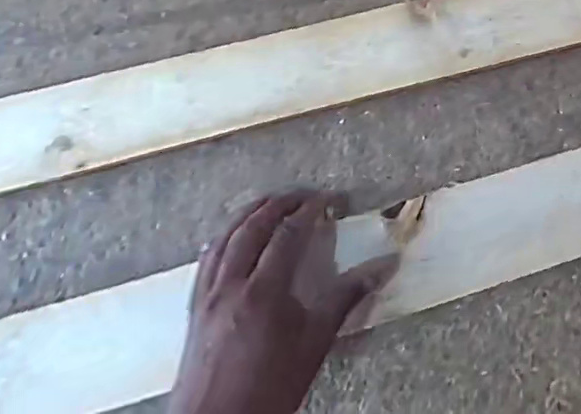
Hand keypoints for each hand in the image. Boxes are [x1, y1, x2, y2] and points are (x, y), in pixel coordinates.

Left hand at [169, 191, 398, 413]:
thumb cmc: (270, 386)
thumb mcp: (317, 339)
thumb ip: (349, 295)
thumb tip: (387, 265)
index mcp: (262, 291)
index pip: (288, 233)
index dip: (311, 209)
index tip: (331, 199)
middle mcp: (229, 289)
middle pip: (251, 229)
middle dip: (279, 204)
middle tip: (304, 193)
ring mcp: (206, 301)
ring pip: (222, 242)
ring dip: (248, 216)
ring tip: (270, 202)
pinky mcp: (194, 314)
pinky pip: (206, 264)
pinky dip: (223, 241)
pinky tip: (232, 239)